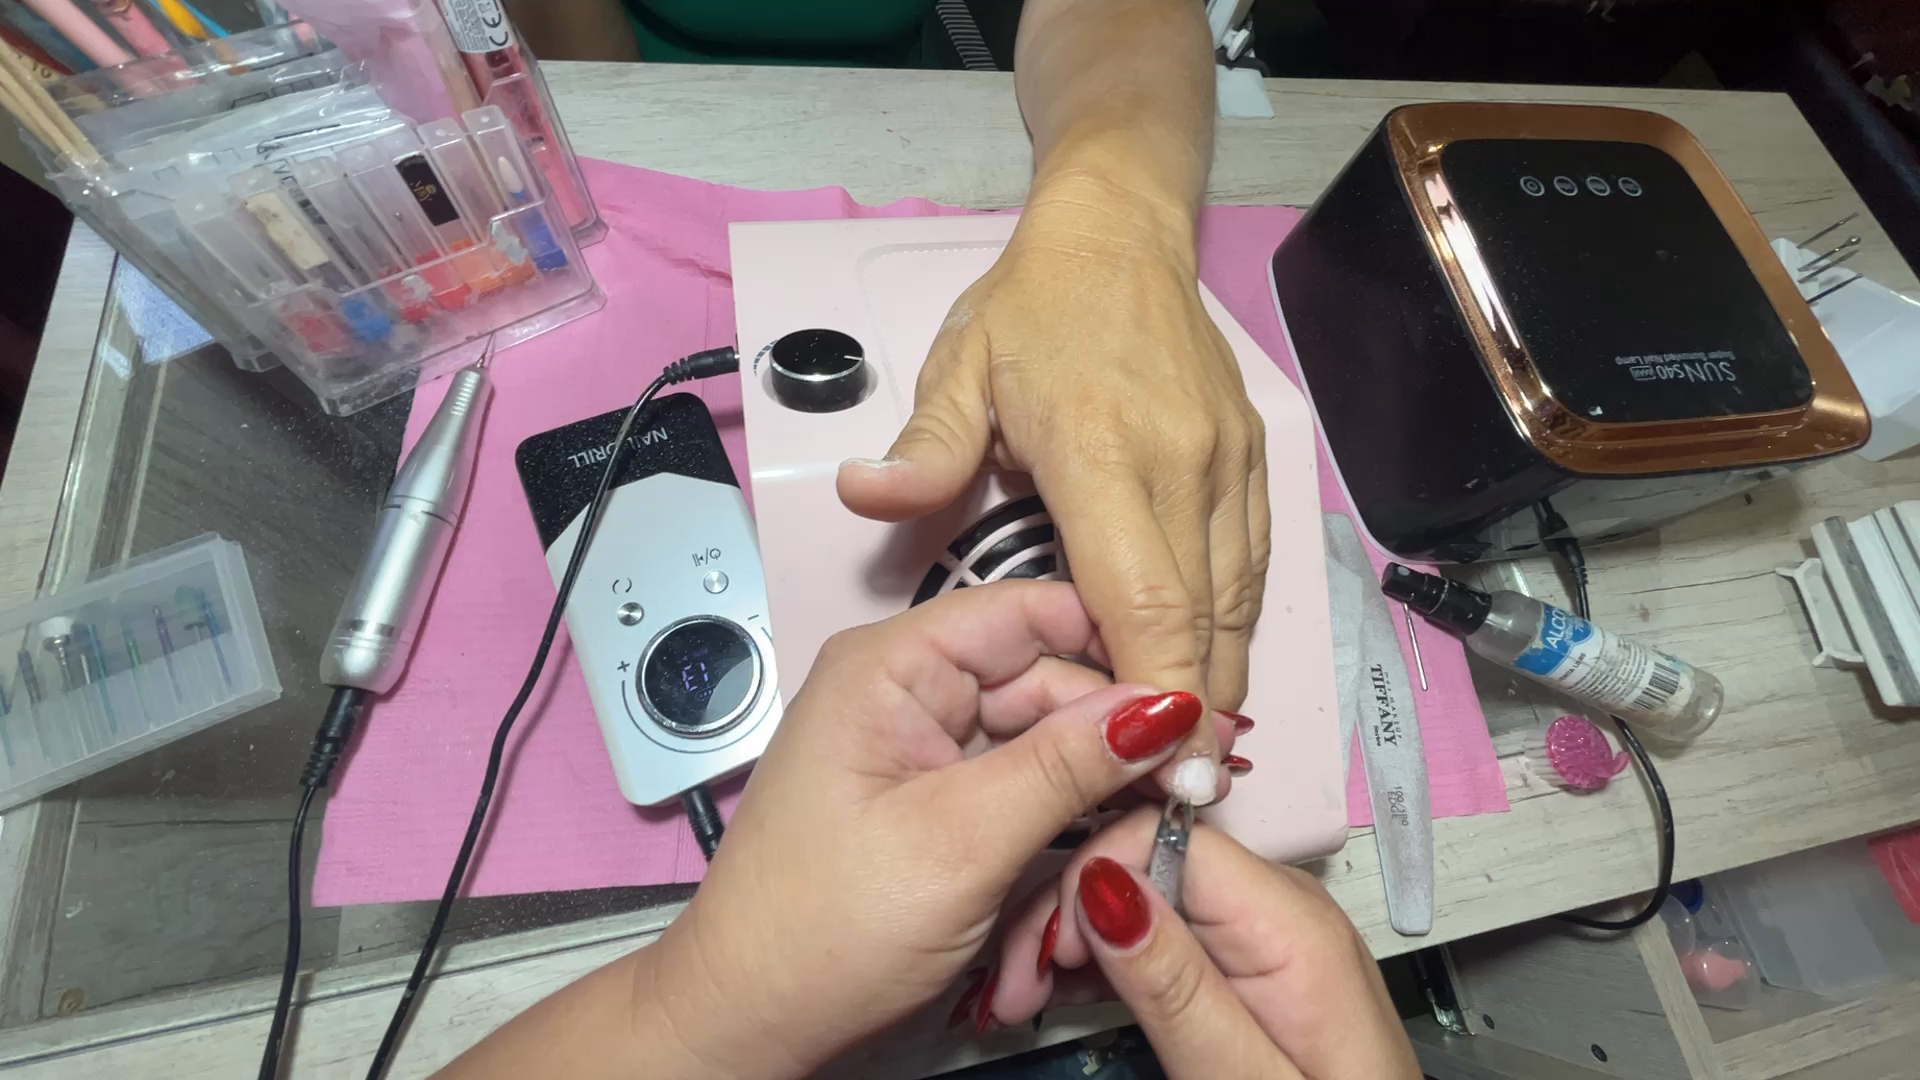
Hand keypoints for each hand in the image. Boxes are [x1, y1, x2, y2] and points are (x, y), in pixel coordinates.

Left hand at [631, 582, 1240, 1077]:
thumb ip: (1065, 766)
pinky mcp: (945, 789)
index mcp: (895, 663)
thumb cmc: (821, 928)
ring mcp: (931, 739)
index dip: (1113, 639)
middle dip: (1113, 738)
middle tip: (1191, 788)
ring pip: (1046, 739)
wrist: (752, 1021)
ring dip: (1091, 793)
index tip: (1191, 691)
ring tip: (1141, 840)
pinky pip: (1026, 782)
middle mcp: (914, 685)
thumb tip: (1163, 706)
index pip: (1026, 610)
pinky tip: (1091, 860)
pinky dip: (1062, 820)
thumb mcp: (959, 840)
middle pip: (1046, 681)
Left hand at [837, 184, 1269, 791]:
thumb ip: (924, 449)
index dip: (1156, 689)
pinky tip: (1212, 664)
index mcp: (1098, 450)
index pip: (1141, 595)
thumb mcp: (959, 367)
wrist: (1120, 235)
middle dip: (1194, 710)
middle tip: (1178, 791)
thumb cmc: (1032, 306)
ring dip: (1220, 677)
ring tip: (1196, 747)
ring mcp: (1228, 462)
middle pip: (1202, 617)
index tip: (1160, 764)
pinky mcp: (1252, 459)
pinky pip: (1252, 564)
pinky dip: (1233, 625)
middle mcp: (1180, 465)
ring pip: (1239, 599)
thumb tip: (862, 495)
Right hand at [990, 811, 1419, 1078]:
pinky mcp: (1239, 946)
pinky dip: (1107, 951)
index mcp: (1287, 917)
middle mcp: (1272, 895)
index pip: (1163, 832)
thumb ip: (1177, 988)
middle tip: (1018, 979)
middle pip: (1144, 855)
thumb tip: (1101, 881)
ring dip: (1077, 930)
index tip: (1053, 947)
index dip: (1092, 870)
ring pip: (1140, 886)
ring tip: (1027, 988)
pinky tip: (1067, 984)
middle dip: (1070, 904)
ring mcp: (1255, 919)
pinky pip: (1159, 922)